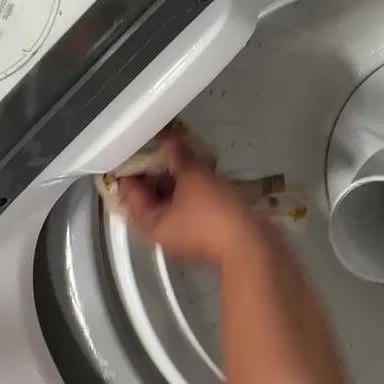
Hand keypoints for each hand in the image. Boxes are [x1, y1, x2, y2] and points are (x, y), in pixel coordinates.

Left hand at [115, 135, 268, 266]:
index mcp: (149, 223)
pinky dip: (197, 188)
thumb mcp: (193, 178)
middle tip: (170, 144)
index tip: (145, 142)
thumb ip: (178, 156)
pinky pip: (195, 204)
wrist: (253, 245)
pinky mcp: (208, 230)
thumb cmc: (214, 214)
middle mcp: (164, 230)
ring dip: (182, 177)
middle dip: (161, 169)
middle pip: (153, 194)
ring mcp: (187, 231)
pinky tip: (207, 170)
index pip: (130, 190)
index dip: (135, 164)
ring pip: (176, 198)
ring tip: (191, 152)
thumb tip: (167, 138)